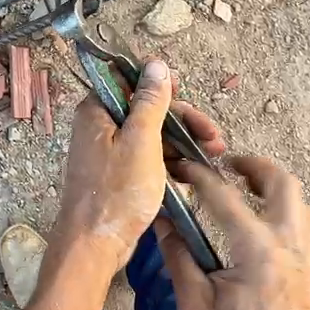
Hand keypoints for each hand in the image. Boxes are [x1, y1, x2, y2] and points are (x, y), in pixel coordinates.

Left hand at [53, 60, 224, 267]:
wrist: (95, 245)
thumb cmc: (117, 191)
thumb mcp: (141, 140)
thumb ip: (149, 101)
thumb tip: (156, 64)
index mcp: (97, 110)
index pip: (127, 79)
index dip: (157, 82)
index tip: (184, 92)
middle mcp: (100, 125)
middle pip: (145, 108)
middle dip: (181, 118)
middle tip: (212, 134)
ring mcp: (109, 151)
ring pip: (151, 134)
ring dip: (181, 140)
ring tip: (213, 153)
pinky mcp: (119, 173)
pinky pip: (148, 156)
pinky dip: (170, 160)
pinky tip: (193, 171)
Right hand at [155, 156, 309, 309]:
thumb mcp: (196, 308)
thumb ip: (179, 258)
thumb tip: (164, 222)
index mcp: (257, 248)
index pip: (223, 195)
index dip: (196, 175)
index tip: (177, 165)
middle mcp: (287, 242)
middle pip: (282, 181)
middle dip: (253, 164)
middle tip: (225, 163)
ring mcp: (303, 256)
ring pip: (297, 199)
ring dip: (270, 183)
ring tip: (241, 185)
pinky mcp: (308, 271)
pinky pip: (299, 220)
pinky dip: (279, 205)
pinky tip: (254, 221)